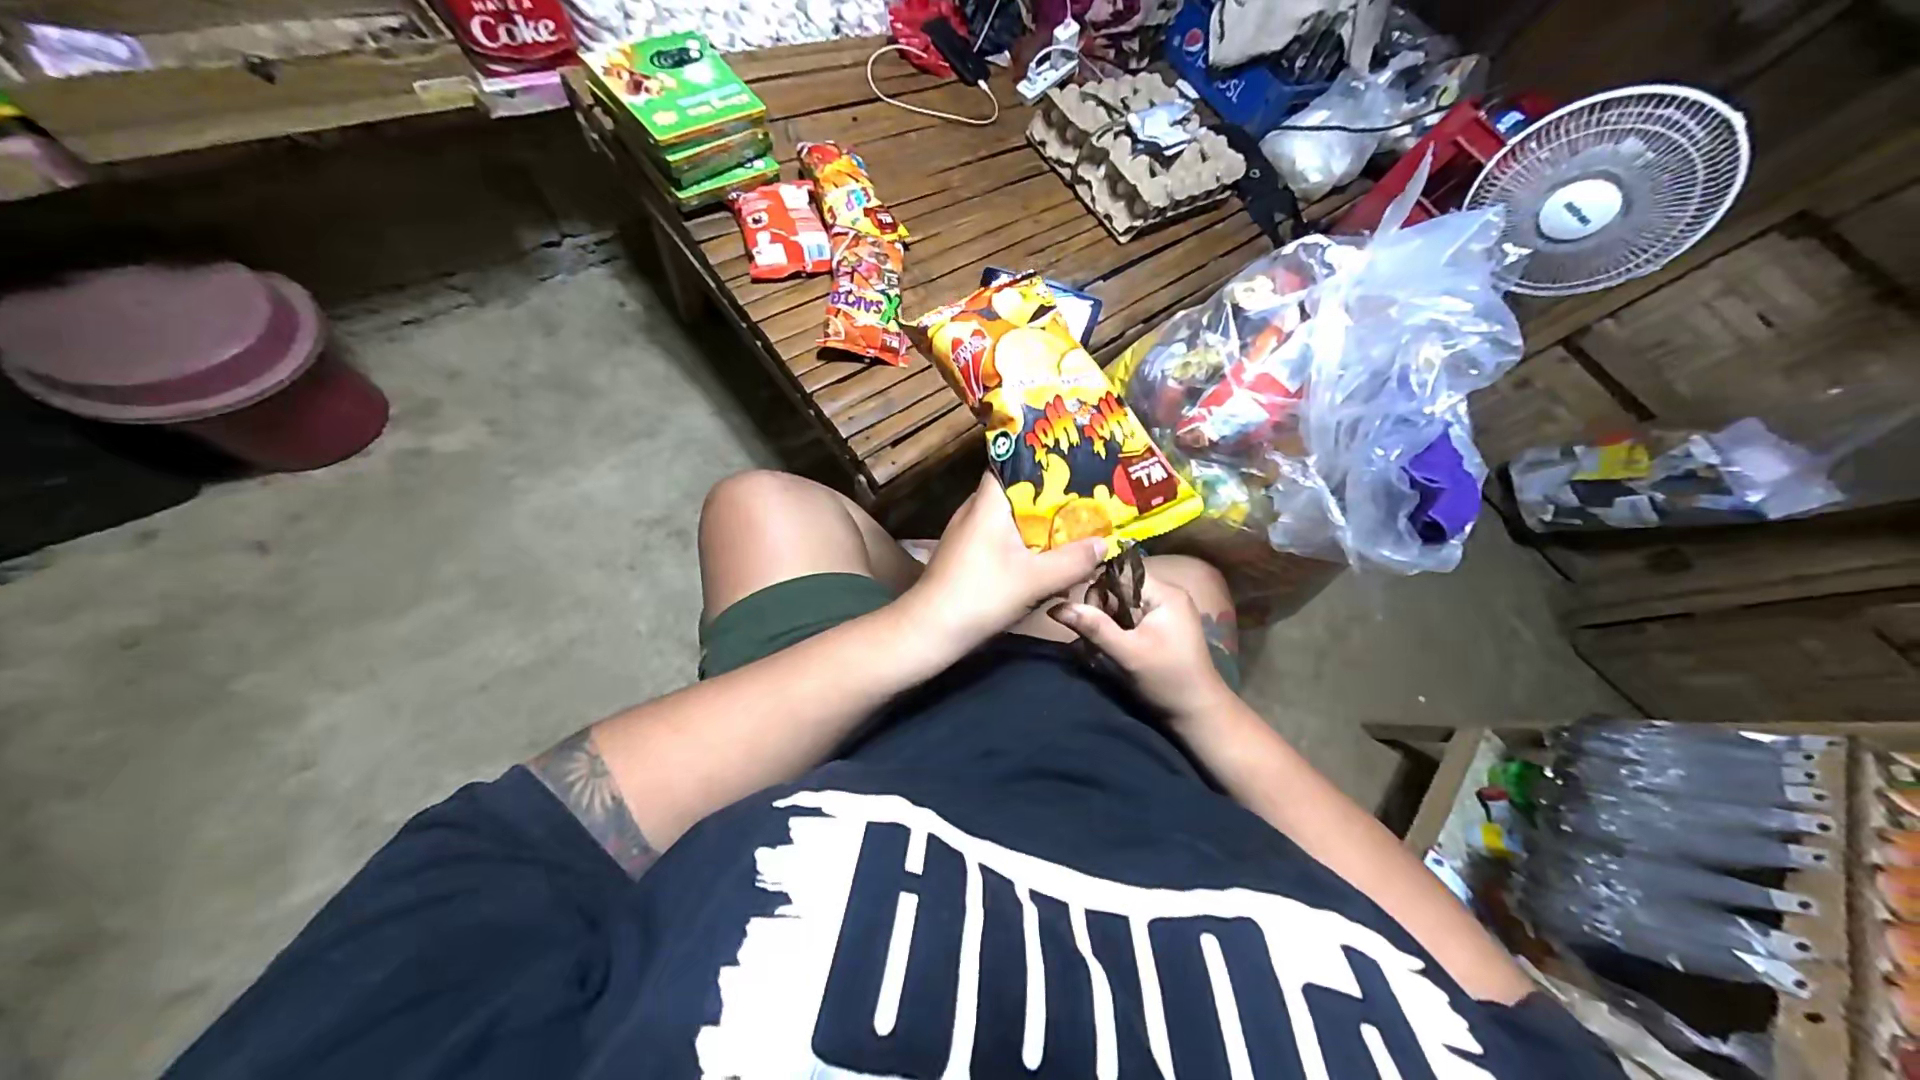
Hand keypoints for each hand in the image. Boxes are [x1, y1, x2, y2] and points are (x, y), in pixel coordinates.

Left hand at [903, 472, 1107, 651]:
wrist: (929, 630)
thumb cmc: (980, 595)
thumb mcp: (1035, 580)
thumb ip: (1073, 561)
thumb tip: (1103, 543)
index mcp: (989, 501)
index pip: (1014, 463)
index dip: (1045, 461)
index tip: (1077, 465)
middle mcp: (976, 509)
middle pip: (1019, 492)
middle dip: (1053, 498)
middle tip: (1090, 500)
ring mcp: (968, 533)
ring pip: (1012, 519)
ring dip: (1041, 526)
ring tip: (1077, 527)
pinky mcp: (967, 555)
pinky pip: (1003, 539)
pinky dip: (1026, 545)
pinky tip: (1048, 559)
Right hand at [1049, 573, 1235, 723]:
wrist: (1197, 713)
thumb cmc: (1167, 680)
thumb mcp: (1127, 654)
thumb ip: (1094, 627)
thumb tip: (1057, 608)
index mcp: (1165, 593)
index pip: (1120, 572)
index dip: (1097, 588)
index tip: (1082, 612)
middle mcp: (1166, 594)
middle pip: (1119, 586)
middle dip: (1099, 607)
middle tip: (1090, 635)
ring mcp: (1164, 609)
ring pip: (1121, 602)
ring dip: (1105, 619)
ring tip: (1097, 643)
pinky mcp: (1160, 625)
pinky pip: (1129, 615)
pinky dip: (1115, 627)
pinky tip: (1108, 645)